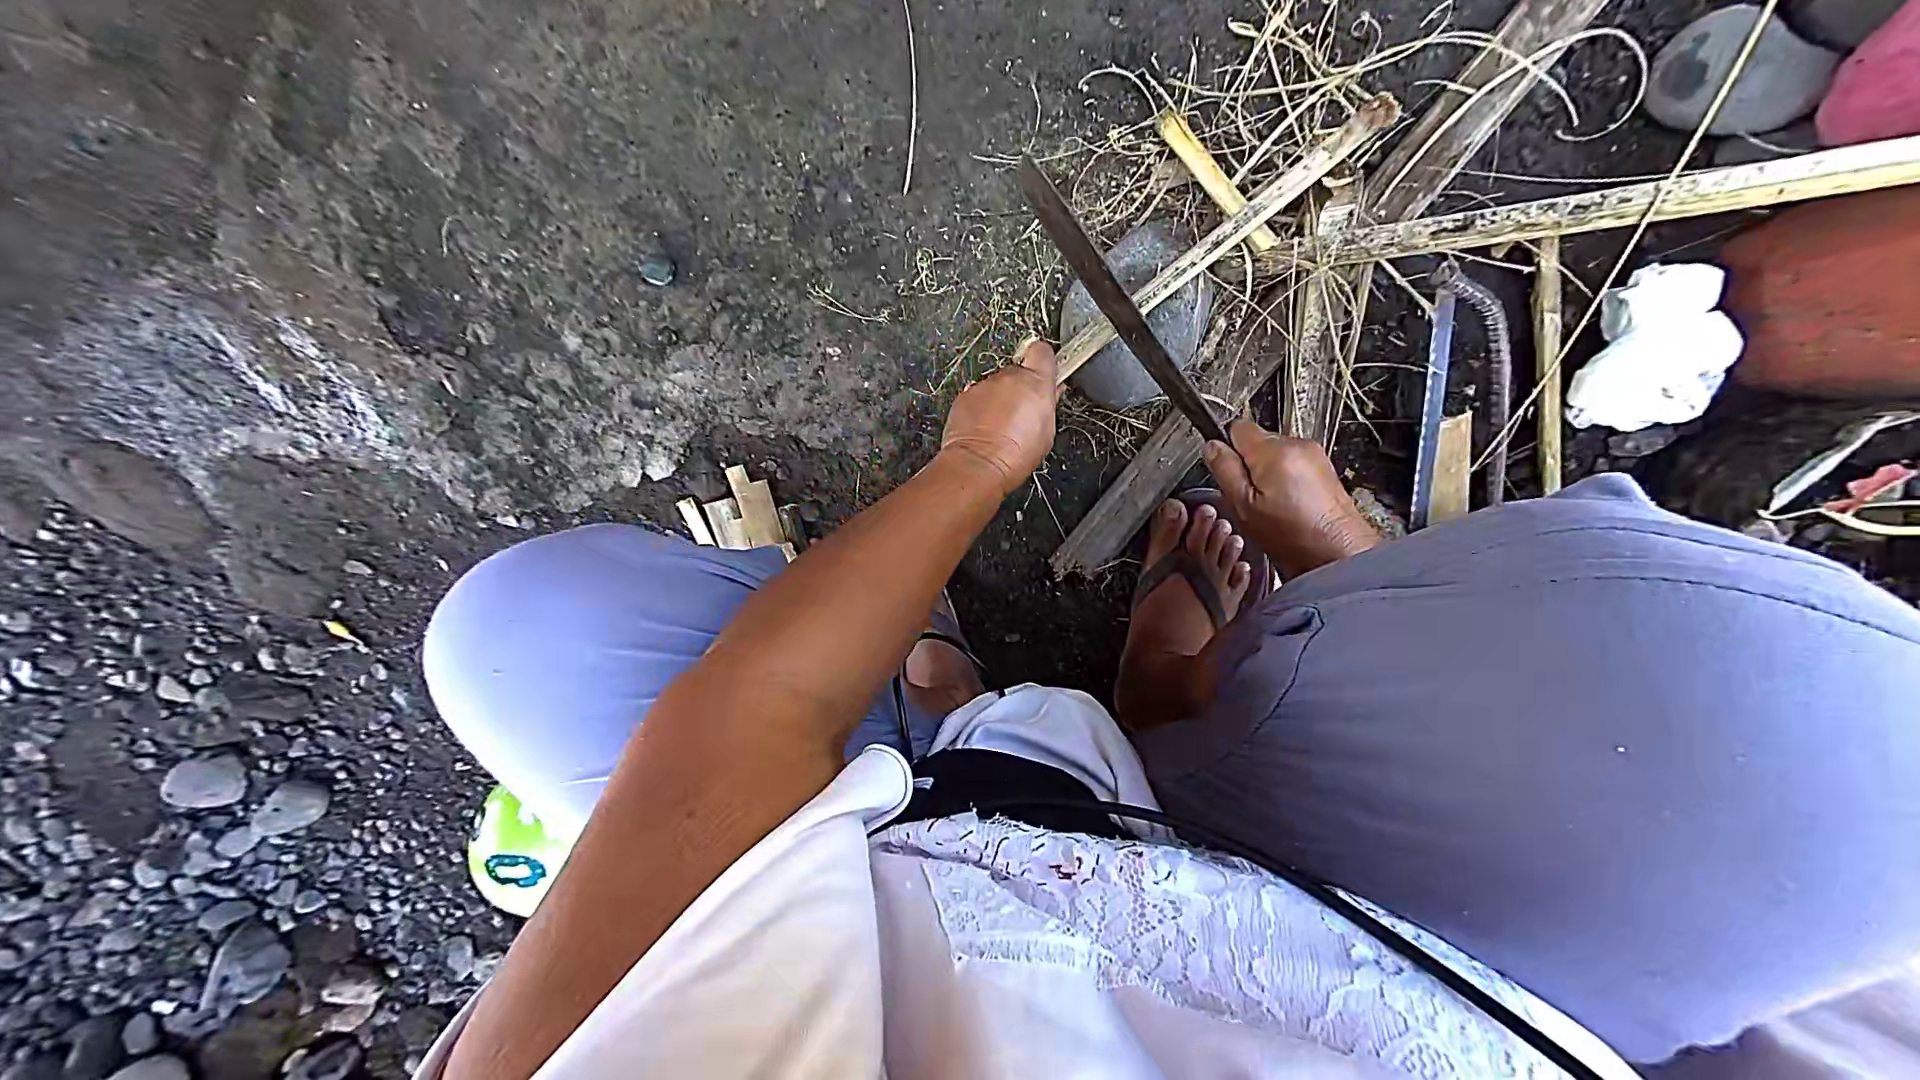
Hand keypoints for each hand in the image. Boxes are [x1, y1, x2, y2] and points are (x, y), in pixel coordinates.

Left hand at [940, 338, 1061, 494]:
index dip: (1044, 361)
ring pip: (996, 387)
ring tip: (1002, 428)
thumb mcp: (1047, 431)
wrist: (979, 464)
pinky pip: (977, 398)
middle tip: (1022, 415)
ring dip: (999, 401)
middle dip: (1020, 389)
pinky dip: (981, 410)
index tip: (1045, 374)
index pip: (1043, 351)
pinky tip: (985, 430)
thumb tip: (1051, 393)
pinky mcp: (965, 397)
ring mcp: (984, 386)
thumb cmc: (1015, 453)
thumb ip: (1049, 404)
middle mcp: (1008, 378)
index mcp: (1035, 382)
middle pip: (1018, 373)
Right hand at [1202, 418, 1381, 577]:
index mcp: (1274, 451)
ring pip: (1275, 453)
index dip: (1228, 449)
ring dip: (1267, 473)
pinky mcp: (1323, 468)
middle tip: (1251, 496)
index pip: (1238, 428)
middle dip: (1249, 464)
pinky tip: (1287, 504)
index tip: (1230, 472)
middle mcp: (1297, 445)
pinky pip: (1292, 464)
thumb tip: (1212, 447)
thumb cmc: (1293, 535)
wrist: (1338, 552)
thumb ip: (1225, 471)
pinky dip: (1285, 480)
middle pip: (1257, 441)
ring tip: (1271, 503)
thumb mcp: (1244, 506)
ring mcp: (1314, 455)